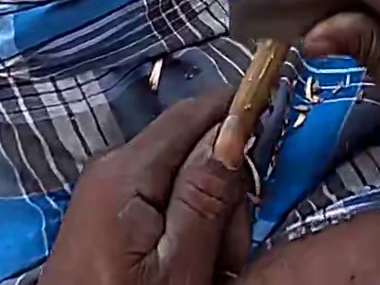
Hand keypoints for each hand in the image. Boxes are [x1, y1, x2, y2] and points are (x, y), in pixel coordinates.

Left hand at [40, 90, 245, 284]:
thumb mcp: (177, 271)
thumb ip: (205, 196)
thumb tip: (233, 125)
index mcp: (125, 168)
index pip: (190, 113)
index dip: (233, 110)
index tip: (271, 120)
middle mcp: (113, 163)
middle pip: (189, 146)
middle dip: (222, 188)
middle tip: (230, 253)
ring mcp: (108, 187)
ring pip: (181, 175)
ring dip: (208, 214)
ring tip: (209, 270)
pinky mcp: (108, 211)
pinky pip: (162, 198)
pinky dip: (186, 226)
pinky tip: (189, 266)